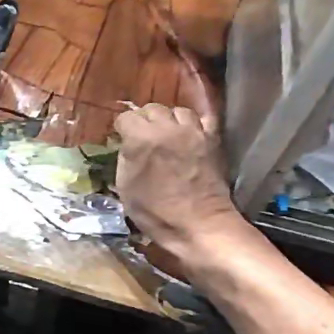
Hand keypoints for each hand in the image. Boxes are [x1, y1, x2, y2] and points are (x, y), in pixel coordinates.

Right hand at [114, 103, 240, 257]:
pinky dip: (194, 121)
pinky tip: (188, 130)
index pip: (126, 117)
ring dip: (168, 120)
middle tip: (142, 137)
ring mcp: (193, 132)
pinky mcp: (212, 140)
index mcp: (141, 140)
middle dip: (144, 120)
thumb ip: (126, 157)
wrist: (198, 224)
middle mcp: (167, 129)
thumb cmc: (154, 211)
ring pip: (177, 111)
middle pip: (152, 109)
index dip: (122, 128)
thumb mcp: (125, 185)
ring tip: (166, 134)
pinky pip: (203, 118)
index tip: (121, 139)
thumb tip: (128, 145)